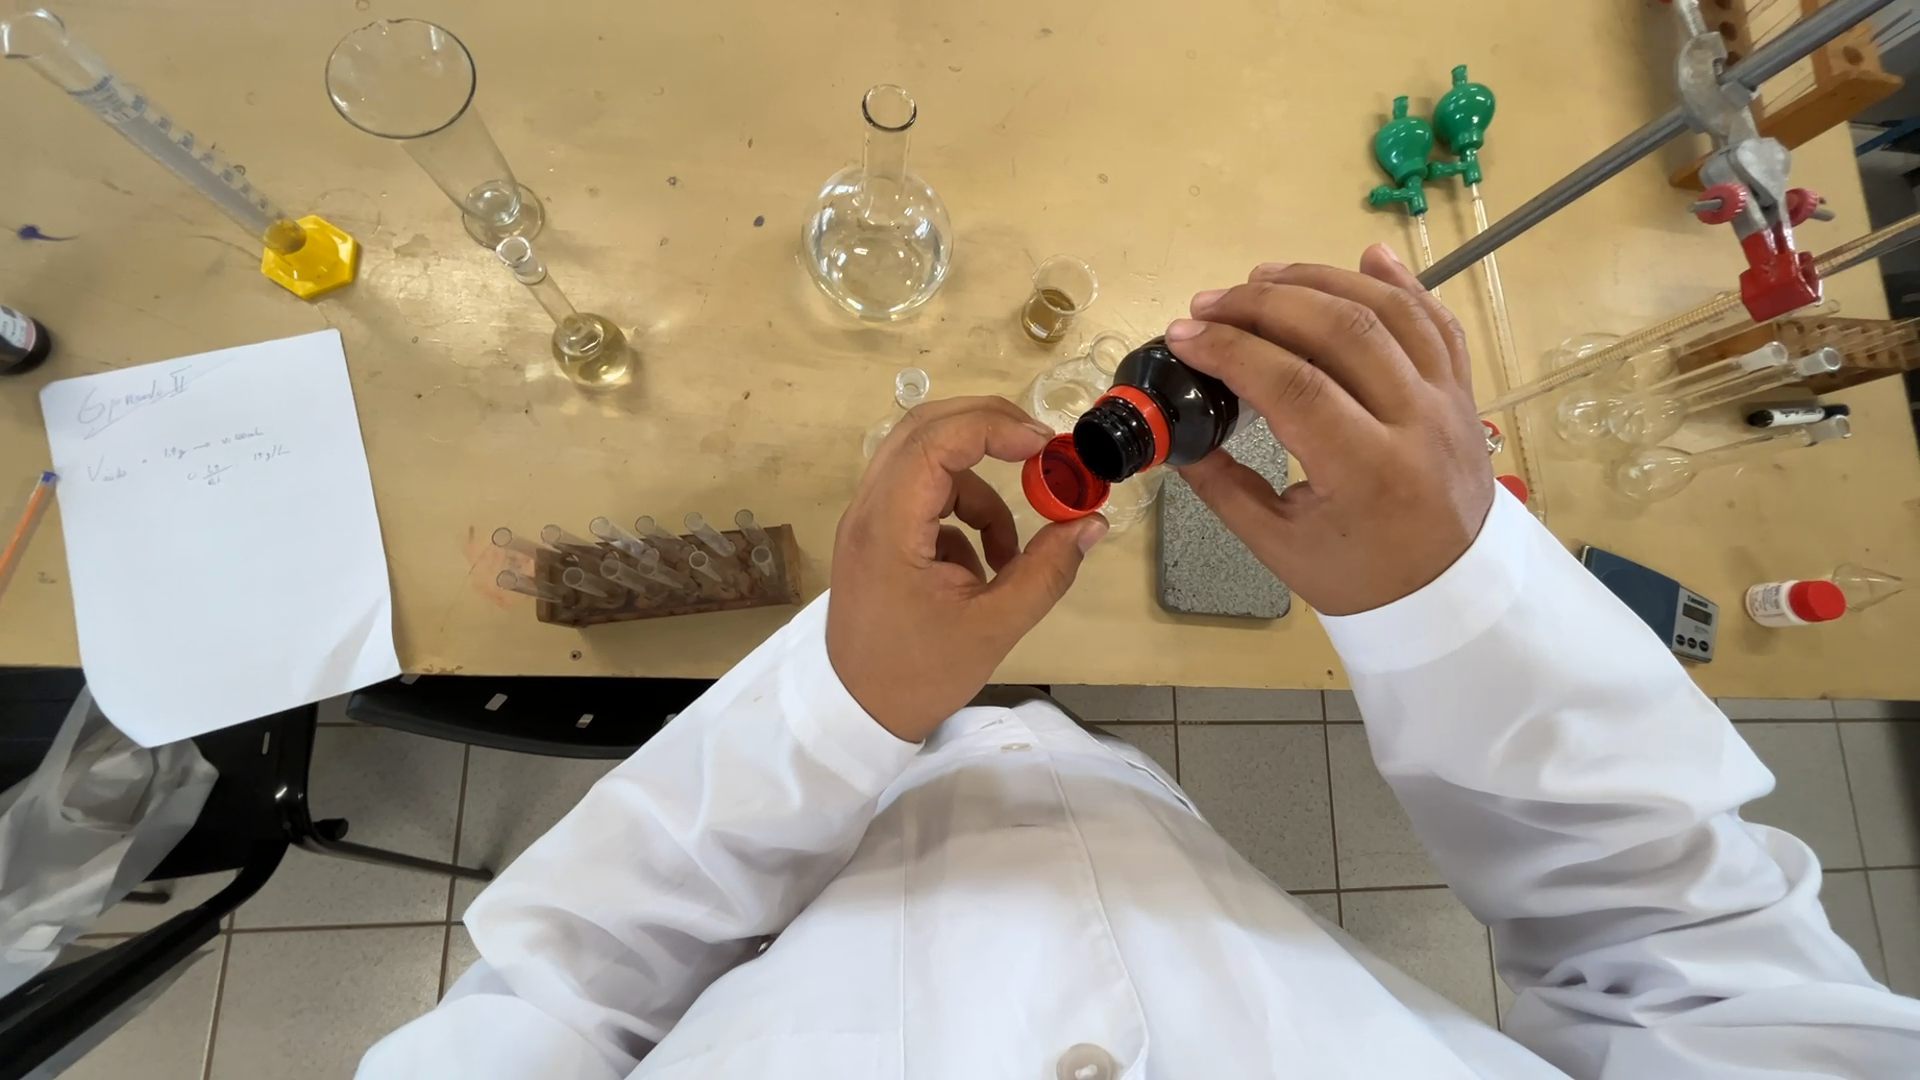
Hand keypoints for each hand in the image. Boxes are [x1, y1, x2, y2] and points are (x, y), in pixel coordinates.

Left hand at [827, 397, 1108, 741]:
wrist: (856, 710)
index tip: (1044, 445)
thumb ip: (1047, 571)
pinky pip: (925, 497)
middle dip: (987, 428)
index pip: (935, 441)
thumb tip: (1092, 524)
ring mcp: (868, 518)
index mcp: (889, 526)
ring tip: (1009, 553)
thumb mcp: (995, 627)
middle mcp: (869, 508)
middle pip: (924, 428)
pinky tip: (978, 570)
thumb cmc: (919, 674)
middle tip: (1038, 448)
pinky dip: (962, 516)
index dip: (993, 427)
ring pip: (926, 462)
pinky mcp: (876, 533)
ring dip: (979, 490)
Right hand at [1166, 245, 1494, 615]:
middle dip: (1265, 304)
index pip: (1293, 386)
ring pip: (1390, 311)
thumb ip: (1222, 487)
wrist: (1451, 592)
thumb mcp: (1276, 544)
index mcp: (1366, 471)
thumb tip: (1176, 439)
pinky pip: (1437, 320)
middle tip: (1210, 303)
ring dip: (1320, 281)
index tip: (1183, 335)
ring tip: (1261, 277)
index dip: (1231, 350)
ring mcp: (1447, 399)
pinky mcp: (1460, 390)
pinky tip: (1365, 255)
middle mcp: (1415, 421)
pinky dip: (1401, 280)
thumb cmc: (1358, 576)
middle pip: (1343, 330)